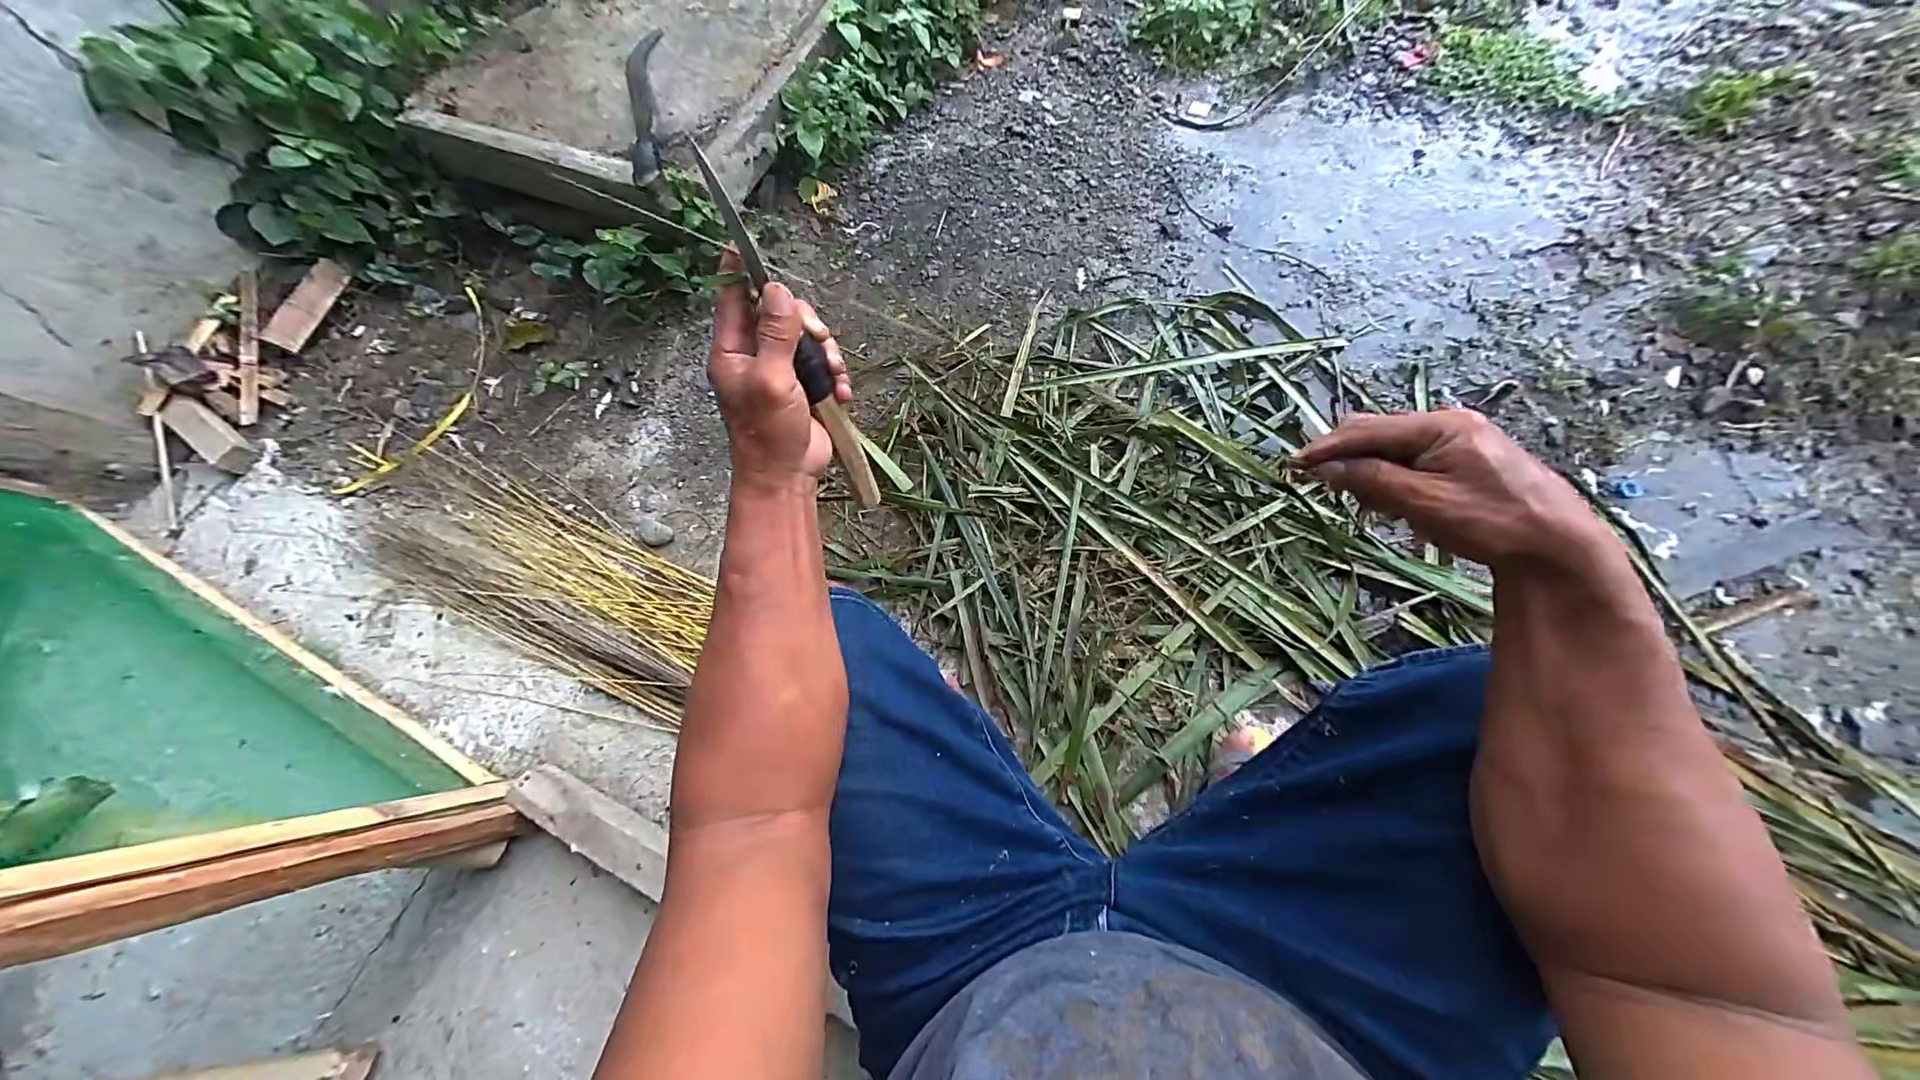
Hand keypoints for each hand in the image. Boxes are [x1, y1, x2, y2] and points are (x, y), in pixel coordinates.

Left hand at [707, 249, 851, 489]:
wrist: (787, 475)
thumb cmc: (768, 433)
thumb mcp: (771, 380)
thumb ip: (775, 334)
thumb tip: (777, 290)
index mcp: (733, 350)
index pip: (732, 298)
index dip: (739, 272)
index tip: (744, 245)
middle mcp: (755, 354)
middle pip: (781, 313)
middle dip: (806, 323)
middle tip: (819, 341)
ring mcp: (781, 370)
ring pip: (808, 337)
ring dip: (827, 353)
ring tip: (834, 377)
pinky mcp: (805, 386)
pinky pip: (824, 364)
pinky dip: (836, 376)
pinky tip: (841, 395)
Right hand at [1296, 410, 1612, 570]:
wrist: (1559, 546)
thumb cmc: (1494, 523)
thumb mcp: (1424, 503)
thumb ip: (1372, 481)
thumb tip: (1326, 467)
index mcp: (1442, 427)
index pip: (1368, 431)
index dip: (1327, 447)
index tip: (1294, 464)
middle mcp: (1449, 425)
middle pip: (1377, 433)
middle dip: (1346, 458)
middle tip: (1322, 485)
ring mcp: (1459, 441)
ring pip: (1392, 449)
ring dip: (1368, 472)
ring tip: (1366, 504)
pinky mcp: (1464, 461)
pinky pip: (1411, 461)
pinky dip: (1390, 479)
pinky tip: (1392, 503)